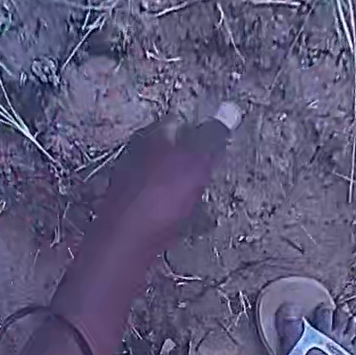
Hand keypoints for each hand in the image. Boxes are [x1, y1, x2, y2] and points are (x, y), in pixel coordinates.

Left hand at [87, 111, 233, 256]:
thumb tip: (229, 112)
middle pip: (169, 156)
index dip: (199, 132)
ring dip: (182, 194)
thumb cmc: (161, 196)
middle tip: (208, 177)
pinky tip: (183, 226)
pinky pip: (157, 211)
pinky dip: (172, 216)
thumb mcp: (196, 160)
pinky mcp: (127, 218)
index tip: (216, 146)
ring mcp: (127, 190)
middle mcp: (132, 160)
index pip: (176, 123)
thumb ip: (212, 137)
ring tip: (200, 205)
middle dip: (190, 166)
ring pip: (163, 185)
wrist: (126, 242)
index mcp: (147, 138)